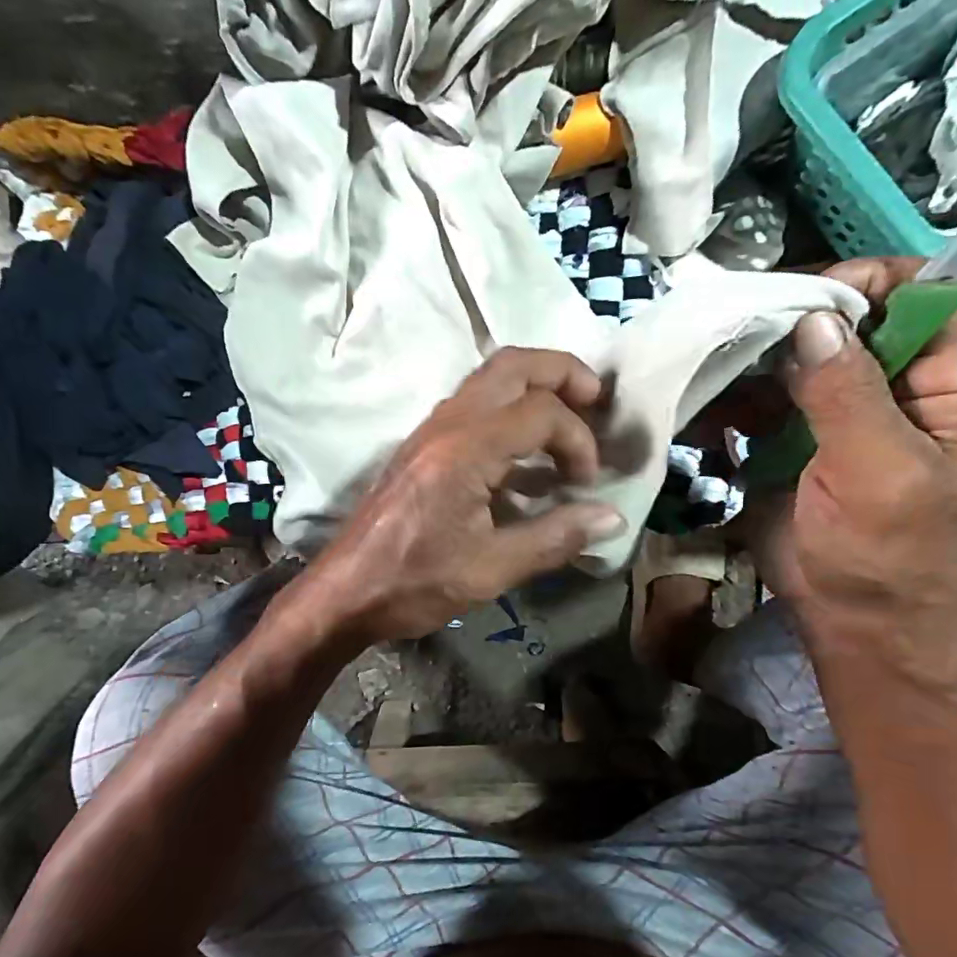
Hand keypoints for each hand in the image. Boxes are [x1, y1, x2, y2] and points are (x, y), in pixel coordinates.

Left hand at [295, 348, 625, 645]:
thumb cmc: (414, 583)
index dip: (579, 440)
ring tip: (569, 421)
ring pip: (490, 378)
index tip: (587, 483)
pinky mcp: (423, 447)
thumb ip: (556, 537)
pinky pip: (474, 406)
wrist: (344, 592)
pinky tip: (526, 458)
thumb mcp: (491, 569)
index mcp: (465, 450)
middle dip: (562, 373)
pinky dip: (510, 411)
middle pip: (513, 364)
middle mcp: (446, 424)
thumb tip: (612, 516)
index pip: (541, 412)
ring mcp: (430, 430)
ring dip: (535, 388)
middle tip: (596, 402)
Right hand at [744, 257, 956, 637]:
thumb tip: (814, 320)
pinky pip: (759, 399)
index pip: (926, 292)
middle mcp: (891, 384)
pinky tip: (698, 404)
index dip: (872, 284)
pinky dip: (729, 397)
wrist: (852, 620)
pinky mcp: (790, 438)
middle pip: (847, 317)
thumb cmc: (888, 553)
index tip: (808, 305)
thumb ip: (849, 395)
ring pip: (794, 355)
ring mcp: (835, 410)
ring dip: (750, 357)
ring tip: (706, 364)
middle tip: (738, 331)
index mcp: (944, 382)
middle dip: (793, 318)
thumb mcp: (881, 473)